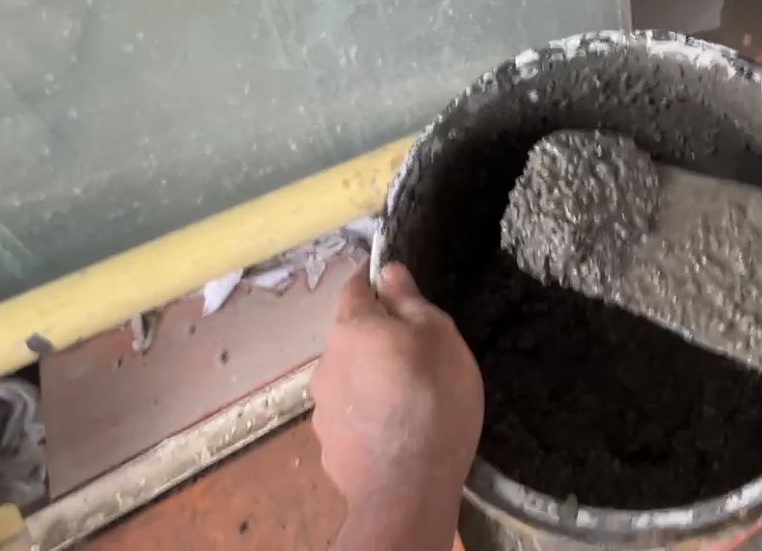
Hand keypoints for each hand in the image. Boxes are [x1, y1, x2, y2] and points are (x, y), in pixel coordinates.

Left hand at [311, 262, 482, 522]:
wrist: (408, 489)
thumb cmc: (431, 395)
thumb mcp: (437, 333)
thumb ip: (409, 299)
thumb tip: (387, 271)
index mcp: (351, 328)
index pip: (354, 286)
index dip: (376, 279)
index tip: (399, 285)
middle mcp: (326, 364)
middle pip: (352, 333)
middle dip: (380, 333)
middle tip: (420, 347)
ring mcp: (323, 409)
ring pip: (352, 375)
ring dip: (374, 374)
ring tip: (412, 392)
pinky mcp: (331, 446)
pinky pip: (353, 413)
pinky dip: (371, 410)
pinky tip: (399, 425)